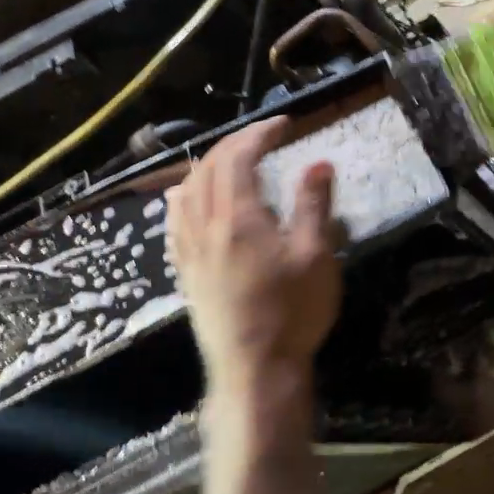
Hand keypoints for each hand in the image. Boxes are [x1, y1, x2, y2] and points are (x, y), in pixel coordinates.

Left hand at [166, 117, 343, 394]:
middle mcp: (205, 227)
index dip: (259, 134)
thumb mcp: (316, 256)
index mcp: (238, 218)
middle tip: (264, 137)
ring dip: (207, 166)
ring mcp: (189, 251)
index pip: (238, 159)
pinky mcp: (186, 273)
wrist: (255, 369)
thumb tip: (318, 163)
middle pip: (207, 170)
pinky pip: (174, 222)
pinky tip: (186, 200)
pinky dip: (184, 197)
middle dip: (234, 144)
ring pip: (186, 192)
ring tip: (230, 160)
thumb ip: (314, 206)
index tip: (285, 124)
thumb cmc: (293, 311)